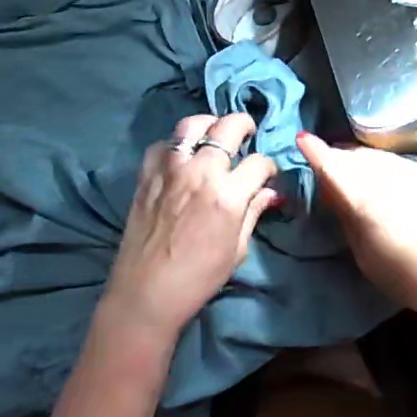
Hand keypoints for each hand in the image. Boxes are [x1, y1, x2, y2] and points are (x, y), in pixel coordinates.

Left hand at [100, 113, 279, 345]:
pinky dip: (176, 144)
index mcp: (228, 194)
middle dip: (244, 125)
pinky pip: (163, 144)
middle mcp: (200, 172)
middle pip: (228, 127)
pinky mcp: (146, 174)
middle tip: (246, 133)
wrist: (146, 292)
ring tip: (214, 134)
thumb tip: (270, 192)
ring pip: (192, 124)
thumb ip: (253, 212)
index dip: (268, 167)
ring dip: (209, 124)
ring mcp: (170, 169)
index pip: (258, 162)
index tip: (266, 175)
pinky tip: (182, 156)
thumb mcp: (237, 249)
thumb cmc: (199, 277)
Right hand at [298, 133, 416, 342]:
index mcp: (362, 195)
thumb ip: (348, 220)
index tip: (302, 139)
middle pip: (352, 157)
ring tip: (351, 175)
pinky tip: (383, 183)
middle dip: (335, 159)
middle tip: (324, 170)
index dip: (314, 151)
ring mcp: (411, 170)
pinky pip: (394, 163)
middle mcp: (384, 173)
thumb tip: (335, 194)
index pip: (331, 164)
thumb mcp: (368, 258)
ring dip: (359, 162)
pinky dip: (380, 167)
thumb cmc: (414, 277)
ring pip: (375, 158)